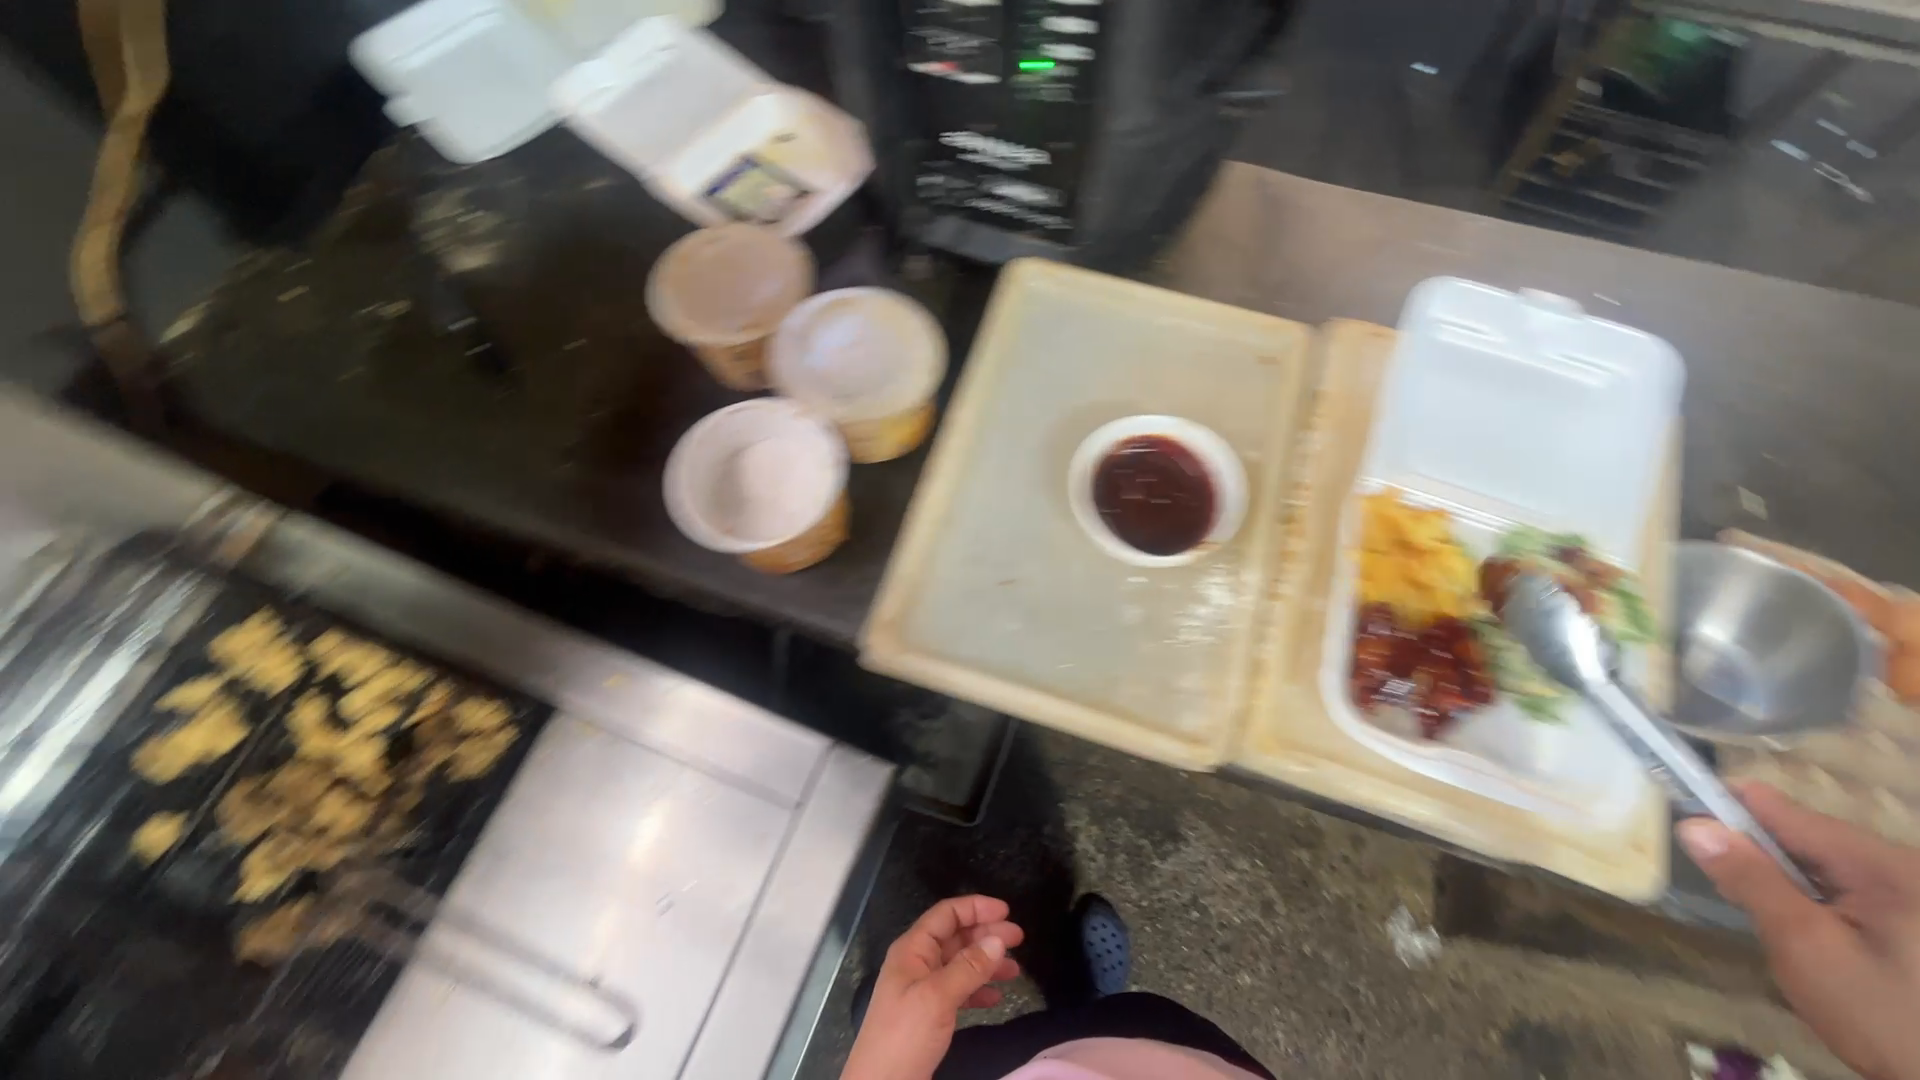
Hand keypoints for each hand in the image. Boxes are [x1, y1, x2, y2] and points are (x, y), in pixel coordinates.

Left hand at [840, 895, 1024, 1079]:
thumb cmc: (905, 1035)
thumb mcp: (938, 997)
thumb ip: (969, 967)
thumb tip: (999, 939)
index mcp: (913, 949)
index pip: (946, 914)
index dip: (976, 907)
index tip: (1007, 911)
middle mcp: (917, 963)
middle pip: (955, 937)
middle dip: (986, 934)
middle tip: (1019, 939)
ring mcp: (922, 989)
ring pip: (960, 964)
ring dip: (986, 963)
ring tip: (1015, 969)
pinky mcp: (928, 1014)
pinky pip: (958, 991)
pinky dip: (978, 991)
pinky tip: (997, 998)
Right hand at [1677, 783, 1919, 1079]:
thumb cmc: (1881, 1016)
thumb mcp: (1803, 945)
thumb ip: (1749, 879)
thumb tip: (1693, 825)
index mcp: (1883, 863)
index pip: (1779, 808)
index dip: (1722, 808)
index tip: (1682, 823)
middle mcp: (1905, 866)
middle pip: (1801, 834)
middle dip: (1755, 855)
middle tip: (1729, 894)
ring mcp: (1915, 892)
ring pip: (1820, 861)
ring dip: (1782, 880)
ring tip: (1768, 919)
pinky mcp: (1916, 915)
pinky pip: (1847, 886)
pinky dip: (1812, 898)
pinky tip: (1808, 932)